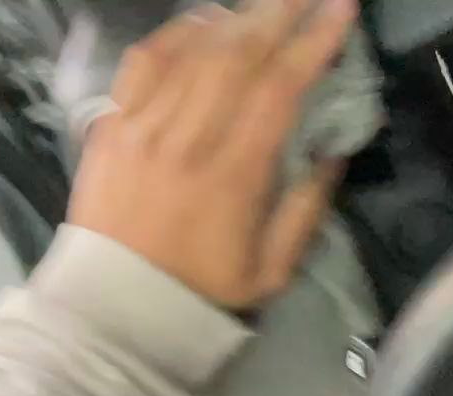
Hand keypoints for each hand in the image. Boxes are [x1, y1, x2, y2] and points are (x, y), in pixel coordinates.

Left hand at [67, 0, 356, 309]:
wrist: (119, 308)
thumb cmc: (204, 295)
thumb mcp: (271, 273)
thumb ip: (304, 212)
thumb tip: (330, 153)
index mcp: (232, 177)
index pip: (278, 90)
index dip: (312, 43)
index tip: (341, 11)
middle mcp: (186, 138)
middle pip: (236, 52)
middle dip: (278, 11)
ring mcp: (142, 125)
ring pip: (192, 47)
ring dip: (234, 17)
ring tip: (263, 8)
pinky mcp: (111, 125)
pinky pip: (145, 60)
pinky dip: (178, 33)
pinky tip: (202, 25)